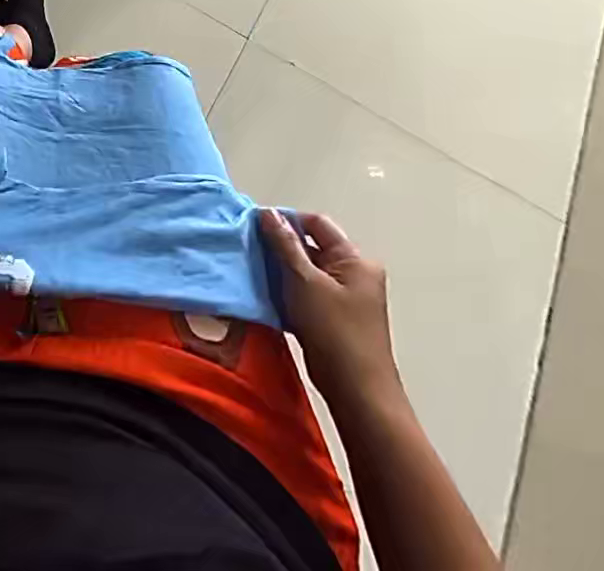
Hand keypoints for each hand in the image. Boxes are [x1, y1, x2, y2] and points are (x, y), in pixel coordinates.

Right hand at [260, 208, 400, 405]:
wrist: (356, 389)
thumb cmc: (333, 330)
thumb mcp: (303, 281)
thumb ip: (284, 245)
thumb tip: (268, 213)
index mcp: (355, 260)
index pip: (316, 223)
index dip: (286, 220)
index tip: (253, 227)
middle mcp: (353, 272)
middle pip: (310, 246)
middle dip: (279, 247)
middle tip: (248, 250)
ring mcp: (344, 295)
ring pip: (304, 269)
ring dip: (279, 270)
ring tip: (252, 271)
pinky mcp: (332, 314)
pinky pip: (304, 290)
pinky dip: (285, 289)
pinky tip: (265, 295)